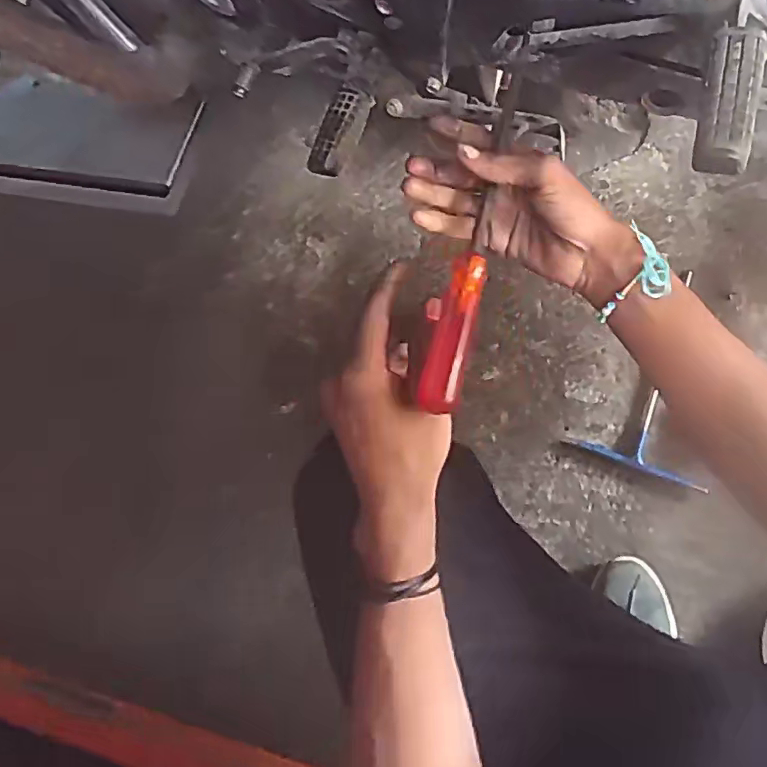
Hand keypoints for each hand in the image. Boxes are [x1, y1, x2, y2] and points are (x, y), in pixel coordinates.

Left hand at [321, 263, 453, 580]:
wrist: (392, 501)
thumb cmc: (415, 451)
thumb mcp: (431, 396)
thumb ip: (429, 350)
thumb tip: (432, 311)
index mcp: (360, 373)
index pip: (373, 315)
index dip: (388, 285)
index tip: (403, 265)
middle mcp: (338, 378)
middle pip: (367, 331)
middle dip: (397, 314)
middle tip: (428, 306)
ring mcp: (334, 394)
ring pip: (365, 350)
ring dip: (392, 339)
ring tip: (424, 334)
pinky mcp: (338, 407)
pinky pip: (360, 369)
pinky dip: (383, 359)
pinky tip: (407, 363)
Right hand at [403, 115, 643, 305]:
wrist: (589, 254)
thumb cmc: (576, 209)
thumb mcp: (544, 174)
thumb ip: (503, 164)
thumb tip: (466, 152)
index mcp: (518, 163)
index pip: (482, 144)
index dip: (458, 134)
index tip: (434, 126)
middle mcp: (503, 184)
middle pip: (462, 173)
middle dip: (436, 168)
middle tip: (413, 166)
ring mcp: (496, 211)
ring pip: (457, 199)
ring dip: (433, 193)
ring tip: (410, 189)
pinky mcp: (492, 237)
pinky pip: (461, 227)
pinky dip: (441, 222)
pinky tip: (422, 216)